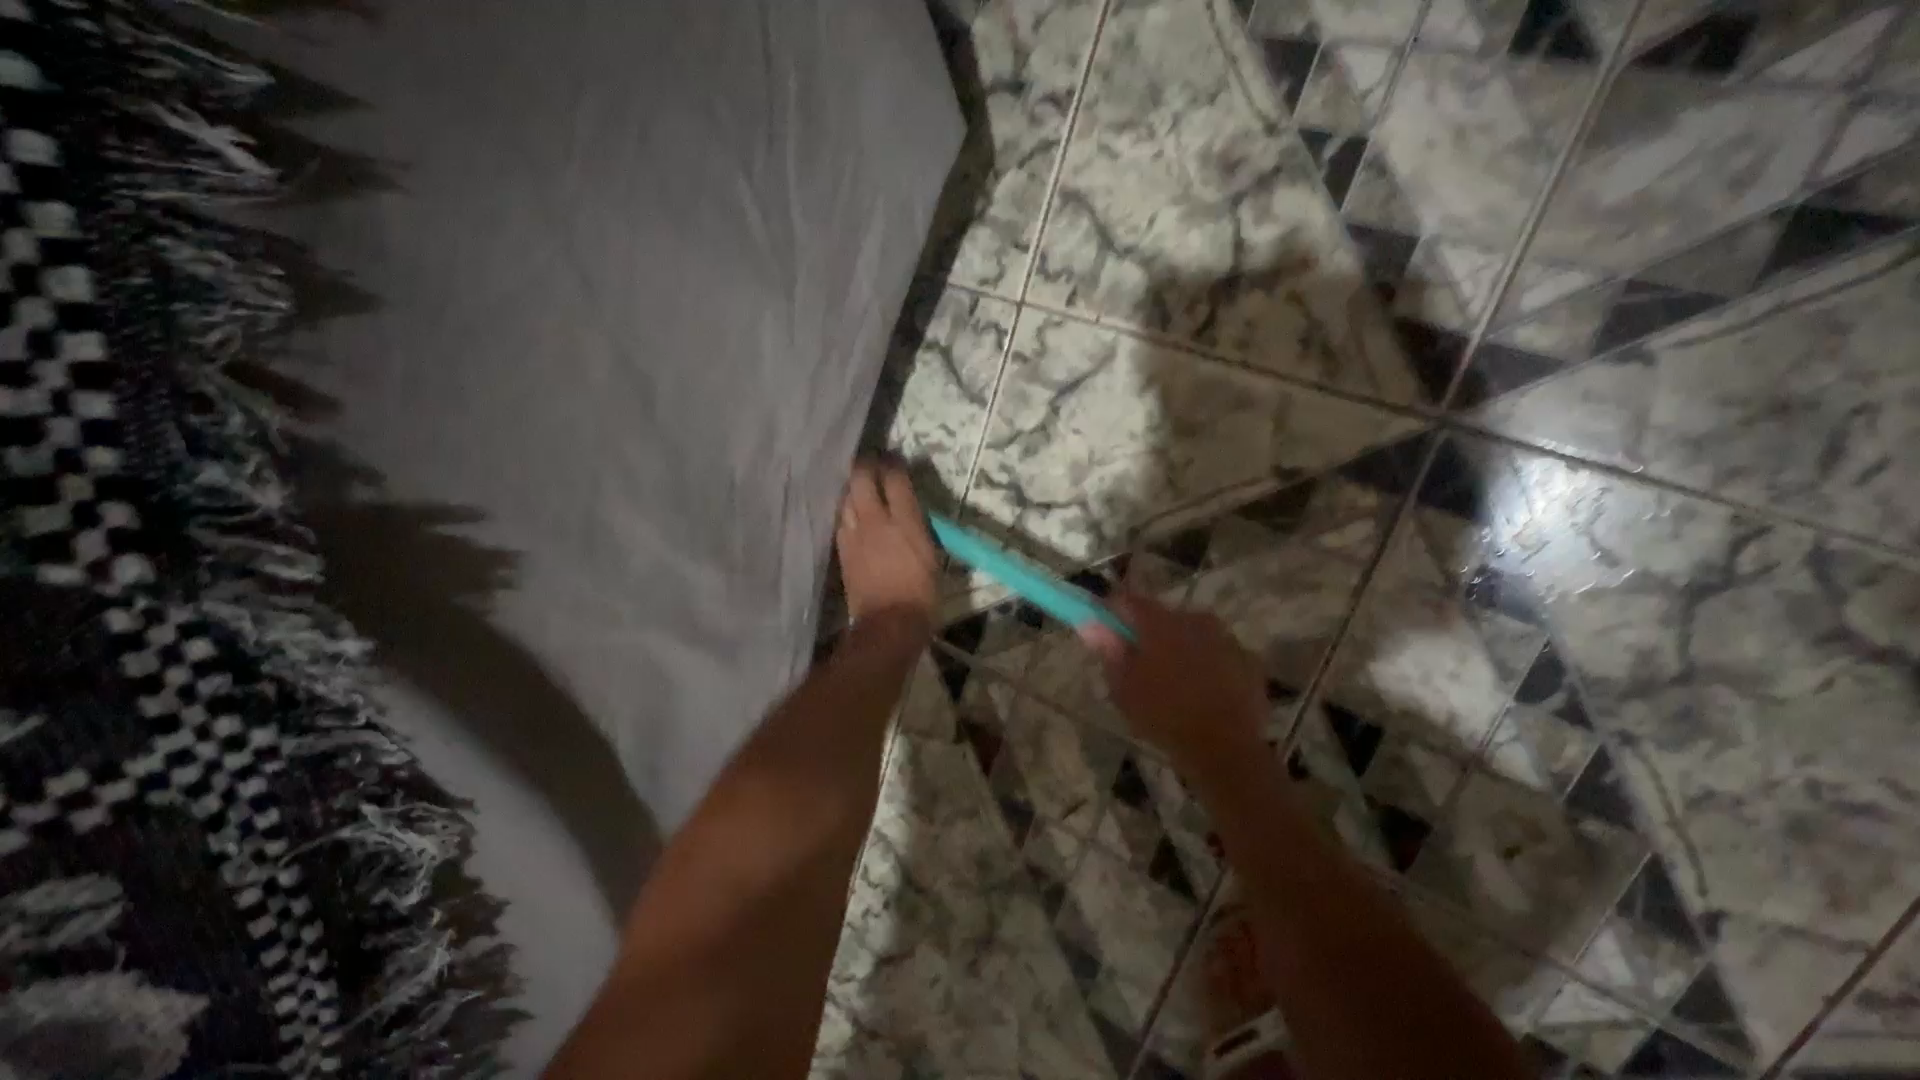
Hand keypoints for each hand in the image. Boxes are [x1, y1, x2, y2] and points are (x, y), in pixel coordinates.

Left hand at [835, 461, 937, 629]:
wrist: (888, 624)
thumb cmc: (921, 595)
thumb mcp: (932, 557)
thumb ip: (919, 529)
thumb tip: (911, 515)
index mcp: (904, 523)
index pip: (895, 480)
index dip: (894, 464)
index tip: (896, 459)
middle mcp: (875, 521)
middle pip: (861, 480)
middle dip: (866, 466)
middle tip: (872, 463)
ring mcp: (854, 535)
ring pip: (846, 497)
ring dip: (852, 488)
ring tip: (859, 485)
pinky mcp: (842, 550)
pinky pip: (840, 519)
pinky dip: (846, 510)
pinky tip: (850, 512)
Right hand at [1078, 592, 1267, 772]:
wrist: (1225, 749)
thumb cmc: (1165, 717)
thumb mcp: (1124, 689)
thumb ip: (1109, 651)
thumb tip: (1093, 625)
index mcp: (1161, 623)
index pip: (1128, 601)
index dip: (1113, 612)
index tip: (1105, 630)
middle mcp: (1196, 620)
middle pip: (1164, 618)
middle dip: (1150, 635)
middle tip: (1142, 668)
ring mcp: (1227, 638)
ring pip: (1195, 635)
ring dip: (1182, 650)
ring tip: (1176, 686)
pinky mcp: (1250, 660)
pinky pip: (1220, 654)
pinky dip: (1210, 666)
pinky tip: (1205, 695)